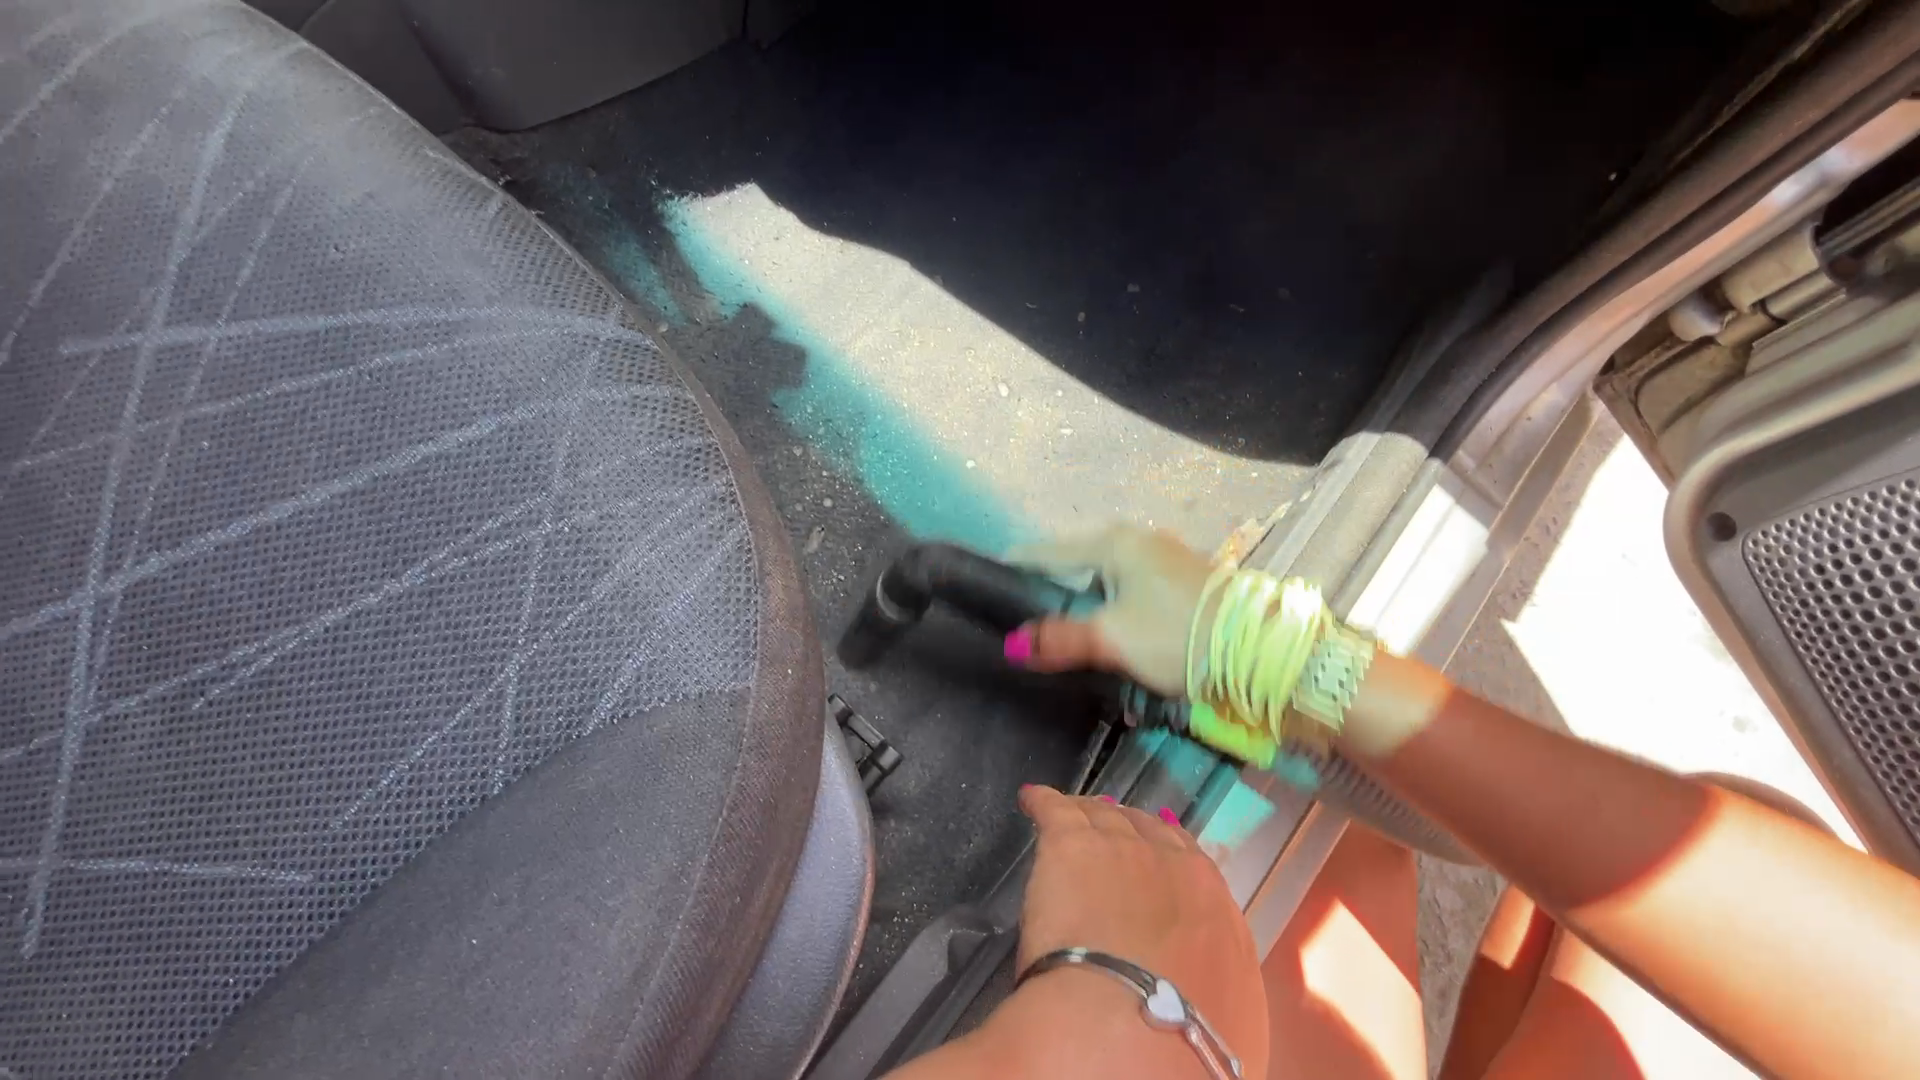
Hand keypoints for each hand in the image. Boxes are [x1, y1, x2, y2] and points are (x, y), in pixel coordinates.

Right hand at [1006, 526, 1213, 695]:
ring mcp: (1163, 559)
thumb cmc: (1174, 633)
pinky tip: (1106, 635)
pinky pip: (1130, 593)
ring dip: (1085, 606)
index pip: (1048, 552)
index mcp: (1113, 543)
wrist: (1257, 649)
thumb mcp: (1110, 638)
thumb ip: (1059, 639)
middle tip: (1024, 618)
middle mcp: (1137, 541)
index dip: (1018, 567)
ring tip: (1061, 633)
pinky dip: (1112, 611)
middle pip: (1077, 565)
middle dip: (1051, 591)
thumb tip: (1014, 645)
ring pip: (1106, 581)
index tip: (991, 579)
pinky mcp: (1181, 582)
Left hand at [1014, 785, 1267, 1074]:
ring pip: (1102, 816)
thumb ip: (1215, 988)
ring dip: (1088, 815)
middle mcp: (1174, 868)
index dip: (1166, 861)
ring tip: (1072, 815)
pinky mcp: (1071, 844)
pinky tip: (1031, 800)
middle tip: (1108, 835)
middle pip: (1148, 832)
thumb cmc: (1181, 1054)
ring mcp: (1122, 849)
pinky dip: (1042, 803)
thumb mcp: (1226, 1026)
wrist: (1130, 1039)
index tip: (1150, 864)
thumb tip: (1203, 993)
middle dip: (1129, 831)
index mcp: (1217, 914)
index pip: (1192, 868)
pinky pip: (1055, 809)